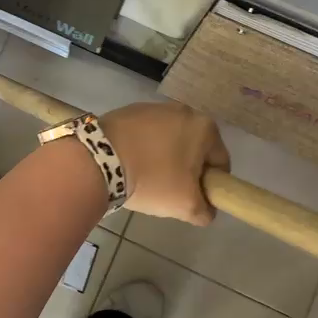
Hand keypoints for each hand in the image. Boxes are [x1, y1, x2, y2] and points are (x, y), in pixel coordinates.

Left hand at [98, 102, 228, 226]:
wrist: (98, 160)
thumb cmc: (152, 179)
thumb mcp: (187, 206)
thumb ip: (205, 210)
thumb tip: (205, 208)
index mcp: (204, 127)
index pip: (220, 162)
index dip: (211, 184)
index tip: (193, 197)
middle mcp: (182, 110)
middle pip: (193, 148)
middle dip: (186, 169)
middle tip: (169, 190)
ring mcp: (153, 107)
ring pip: (168, 140)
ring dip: (163, 158)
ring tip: (146, 178)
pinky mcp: (128, 111)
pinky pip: (145, 135)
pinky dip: (142, 149)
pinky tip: (130, 164)